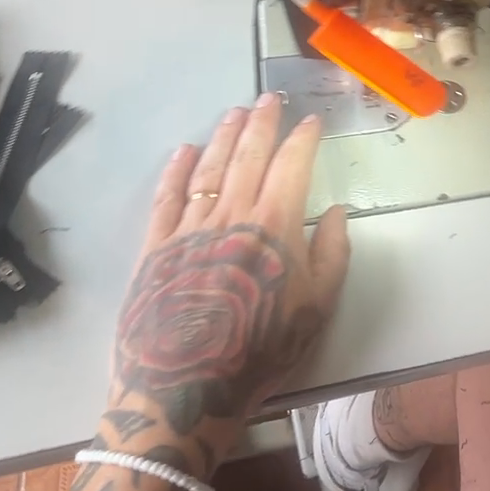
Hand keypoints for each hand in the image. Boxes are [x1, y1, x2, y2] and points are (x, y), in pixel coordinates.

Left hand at [100, 94, 351, 475]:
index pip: (293, 164)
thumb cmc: (262, 349)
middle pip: (248, 154)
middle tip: (270, 98)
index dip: (305, 138)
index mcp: (275, 224)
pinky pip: (165, 198)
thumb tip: (336, 211)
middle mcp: (232, 214)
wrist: (185, 392)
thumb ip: (333, 252)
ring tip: (234, 112)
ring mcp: (189, 228)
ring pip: (209, 169)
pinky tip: (183, 151)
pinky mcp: (153, 248)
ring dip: (223, 135)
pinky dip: (175, 171)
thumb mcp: (318, 306)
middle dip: (262, 122)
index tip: (313, 121)